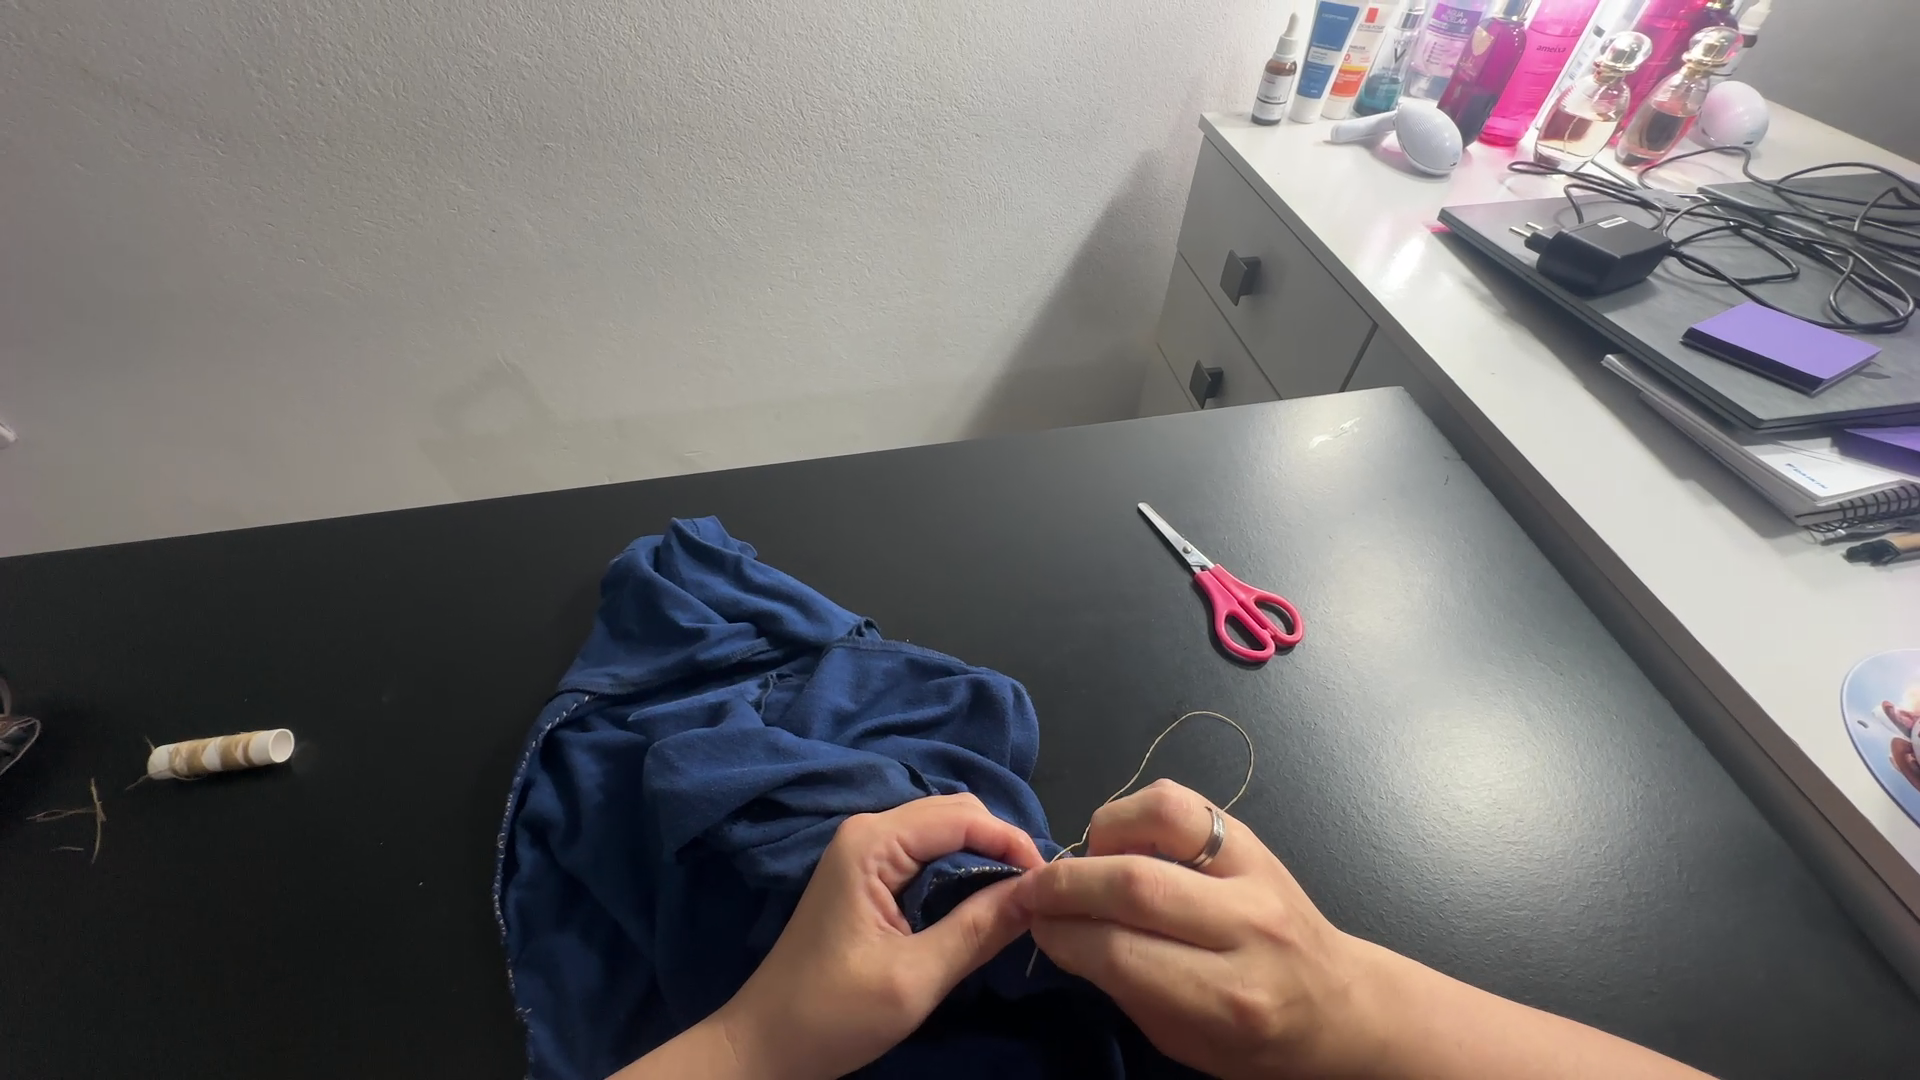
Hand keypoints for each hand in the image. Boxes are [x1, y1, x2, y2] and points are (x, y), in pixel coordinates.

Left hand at [711, 793, 1043, 1079]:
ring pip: (944, 829)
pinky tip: (979, 899)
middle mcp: (870, 828)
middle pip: (954, 813)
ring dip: (983, 855)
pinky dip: (960, 866)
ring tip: (1016, 897)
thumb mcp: (914, 979)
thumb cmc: (832, 1015)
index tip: (1048, 883)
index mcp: (873, 842)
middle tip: (1035, 893)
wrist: (764, 1044)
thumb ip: (977, 929)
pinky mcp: (869, 868)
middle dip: (1000, 844)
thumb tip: (1037, 892)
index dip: (1010, 841)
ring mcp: (866, 846)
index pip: (961, 817)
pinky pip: (927, 851)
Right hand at [1015, 779, 1376, 1079]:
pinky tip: (1127, 841)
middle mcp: (1248, 927)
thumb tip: (1058, 925)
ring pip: (1160, 817)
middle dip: (1066, 882)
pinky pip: (1179, 799)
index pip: (1121, 953)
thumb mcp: (1184, 1040)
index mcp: (1230, 998)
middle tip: (1034, 887)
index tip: (1035, 924)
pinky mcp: (1250, 834)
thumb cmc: (1256, 1039)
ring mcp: (1255, 870)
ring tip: (1092, 859)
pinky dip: (1135, 811)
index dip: (1062, 934)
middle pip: (1135, 883)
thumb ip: (1120, 982)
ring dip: (1103, 834)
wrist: (1340, 1003)